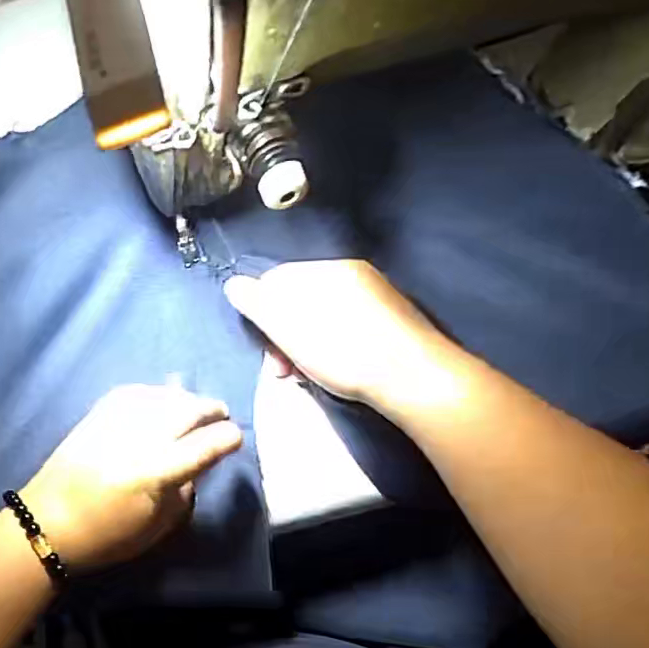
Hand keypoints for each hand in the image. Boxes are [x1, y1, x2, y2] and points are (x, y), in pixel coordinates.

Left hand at [17, 384, 244, 571]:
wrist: (47, 525)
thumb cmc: (106, 537)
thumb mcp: (157, 526)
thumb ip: (183, 493)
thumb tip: (195, 466)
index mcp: (155, 474)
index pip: (203, 446)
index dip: (227, 438)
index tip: (235, 438)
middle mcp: (137, 441)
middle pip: (185, 411)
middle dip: (210, 409)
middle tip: (221, 414)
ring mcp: (114, 424)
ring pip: (160, 397)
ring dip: (184, 398)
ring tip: (194, 405)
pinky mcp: (94, 417)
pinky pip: (131, 392)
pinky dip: (152, 392)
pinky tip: (161, 398)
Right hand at [223, 260, 466, 415]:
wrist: (414, 378)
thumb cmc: (344, 351)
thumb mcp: (289, 328)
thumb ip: (258, 304)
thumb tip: (234, 284)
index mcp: (329, 270)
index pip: (277, 280)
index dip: (262, 315)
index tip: (265, 348)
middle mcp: (354, 276)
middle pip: (300, 303)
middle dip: (284, 338)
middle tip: (284, 370)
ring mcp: (376, 300)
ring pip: (323, 321)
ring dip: (306, 349)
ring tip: (308, 377)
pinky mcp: (392, 326)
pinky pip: (347, 332)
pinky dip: (333, 352)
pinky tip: (336, 374)